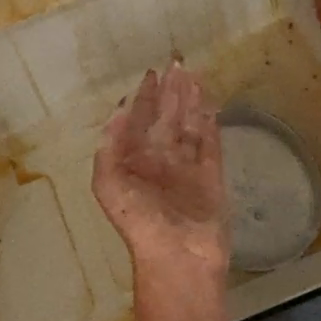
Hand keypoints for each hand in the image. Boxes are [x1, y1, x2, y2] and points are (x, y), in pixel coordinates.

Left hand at [92, 62, 227, 272]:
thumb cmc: (139, 221)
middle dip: (171, 90)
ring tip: (194, 73)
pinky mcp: (211, 176)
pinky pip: (210, 142)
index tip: (152, 73)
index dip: (145, 96)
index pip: (140, 119)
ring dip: (191, 99)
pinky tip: (210, 103)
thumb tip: (120, 107)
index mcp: (133, 160)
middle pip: (166, 116)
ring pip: (189, 124)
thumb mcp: (108, 183)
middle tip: (178, 61)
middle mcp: (159, 159)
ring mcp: (187, 167)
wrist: (178, 259)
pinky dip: (210, 122)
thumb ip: (111, 143)